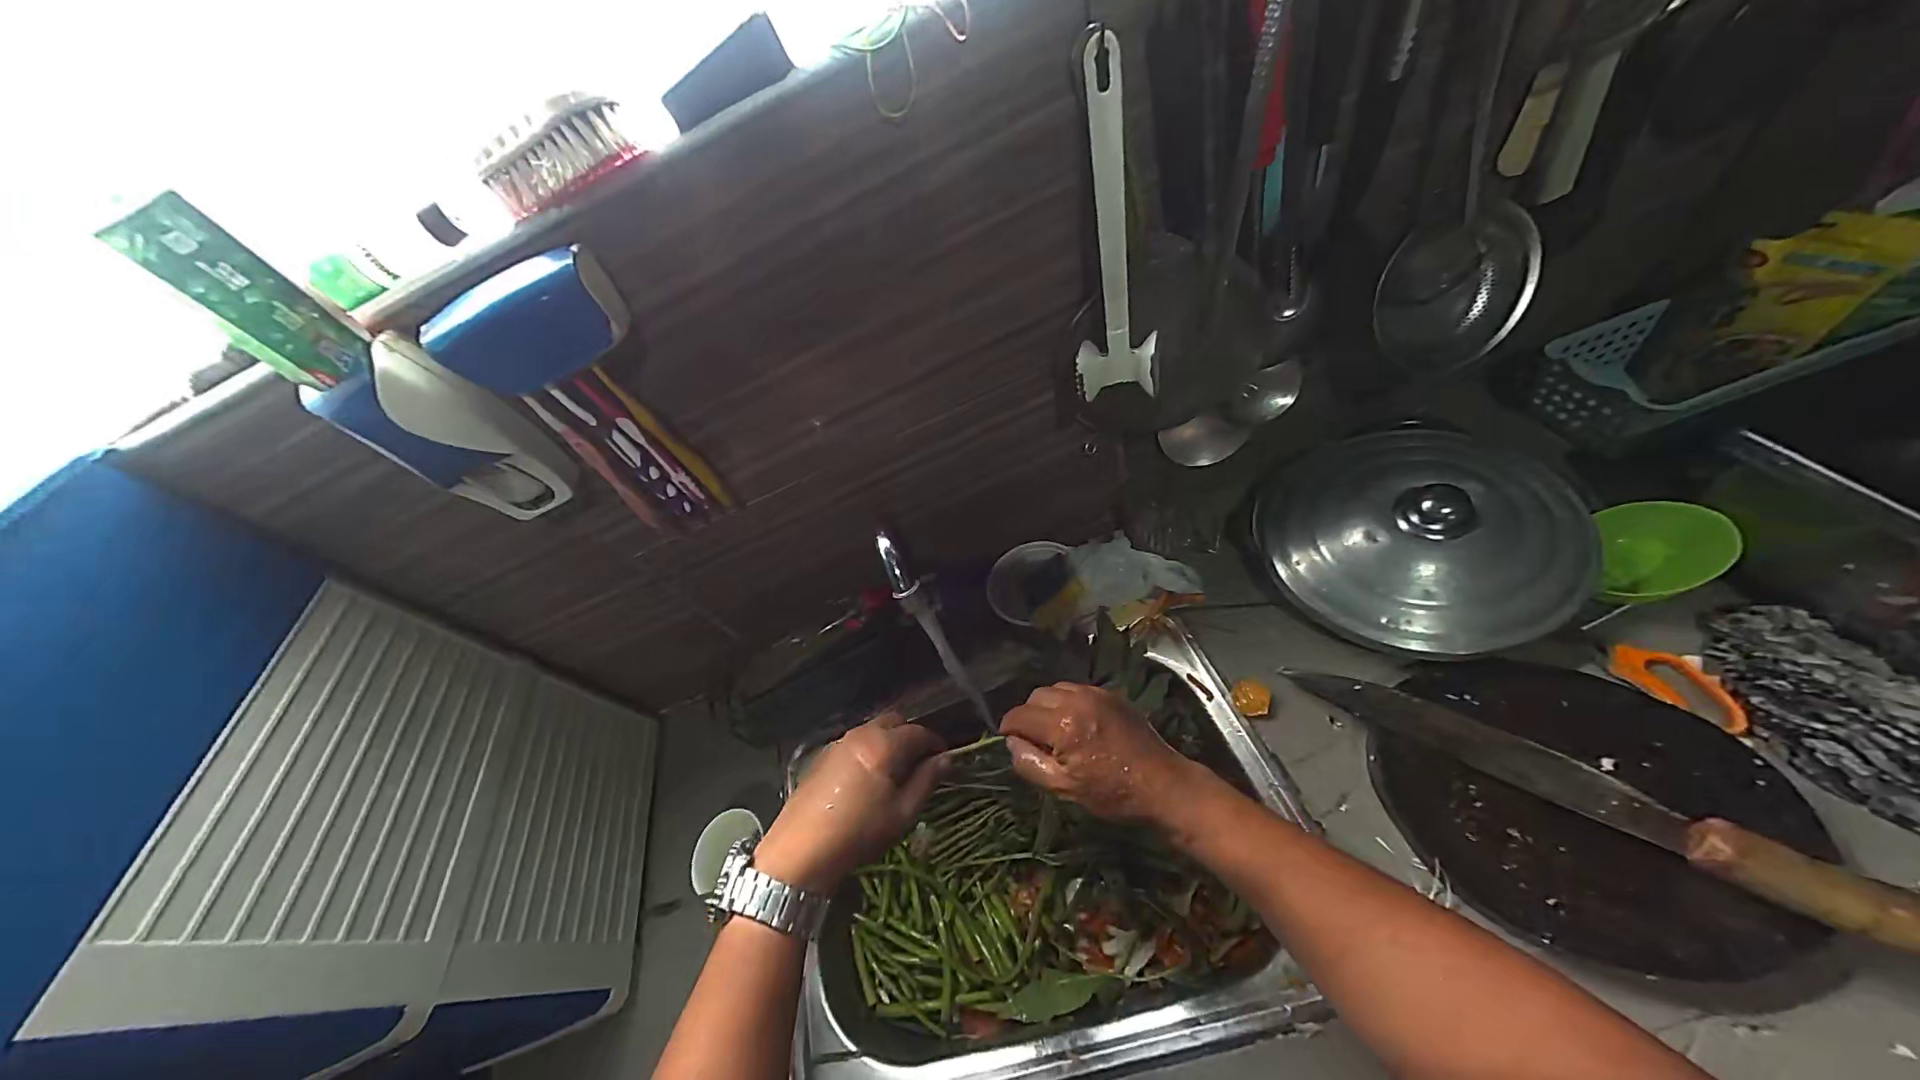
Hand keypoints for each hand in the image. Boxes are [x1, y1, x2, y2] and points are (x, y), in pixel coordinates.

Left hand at [755, 712, 947, 891]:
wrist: (801, 850)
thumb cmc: (859, 834)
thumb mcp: (902, 813)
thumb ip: (926, 781)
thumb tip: (944, 760)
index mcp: (883, 746)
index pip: (918, 732)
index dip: (935, 743)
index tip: (943, 757)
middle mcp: (860, 735)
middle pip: (894, 721)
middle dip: (910, 735)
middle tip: (919, 761)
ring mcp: (838, 743)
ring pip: (872, 729)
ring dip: (888, 740)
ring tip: (895, 769)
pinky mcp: (823, 755)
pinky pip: (854, 741)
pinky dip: (869, 748)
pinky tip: (868, 776)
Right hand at [999, 682, 1199, 825]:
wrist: (1163, 784)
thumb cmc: (1113, 793)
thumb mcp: (1064, 788)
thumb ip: (1030, 763)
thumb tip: (1011, 743)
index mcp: (1062, 725)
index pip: (1018, 715)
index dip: (1008, 729)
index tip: (1010, 742)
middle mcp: (1076, 700)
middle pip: (1035, 696)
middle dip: (1028, 715)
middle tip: (1035, 741)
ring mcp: (1096, 694)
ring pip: (1055, 689)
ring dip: (1048, 706)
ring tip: (1056, 731)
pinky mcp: (1112, 695)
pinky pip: (1077, 690)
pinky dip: (1068, 702)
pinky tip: (1078, 724)